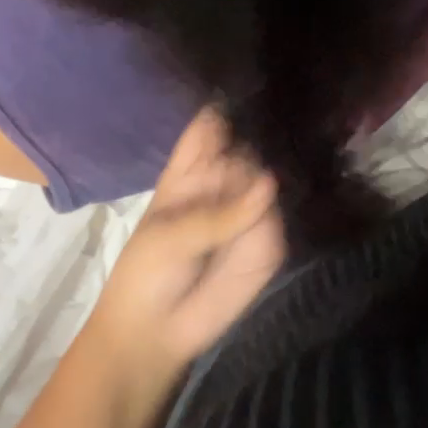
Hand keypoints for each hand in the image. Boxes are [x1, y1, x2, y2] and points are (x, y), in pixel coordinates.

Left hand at [84, 110, 285, 384]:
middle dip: (262, 137)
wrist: (153, 336)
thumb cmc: (145, 273)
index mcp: (192, 169)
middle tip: (278, 124)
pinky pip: (280, 221)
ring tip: (282, 166)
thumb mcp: (170, 235)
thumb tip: (270, 183)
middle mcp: (224, 182)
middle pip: (248, 148)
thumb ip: (219, 213)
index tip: (249, 91)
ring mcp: (249, 210)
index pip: (213, 127)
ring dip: (279, 172)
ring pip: (270, 180)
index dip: (229, 109)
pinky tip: (282, 207)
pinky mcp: (268, 242)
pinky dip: (281, 216)